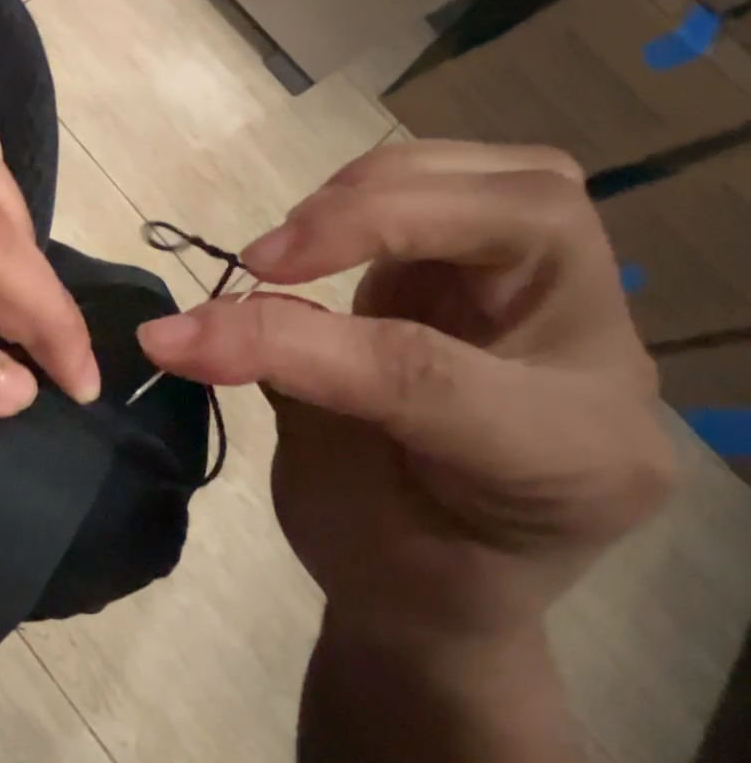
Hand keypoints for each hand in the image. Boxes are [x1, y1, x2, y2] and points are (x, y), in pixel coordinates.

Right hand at [136, 139, 674, 644]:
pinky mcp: (503, 278)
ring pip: (510, 181)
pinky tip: (320, 232)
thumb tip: (174, 326)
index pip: (428, 368)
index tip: (181, 338)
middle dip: (376, 215)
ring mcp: (557, 309)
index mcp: (568, 454)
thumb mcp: (332, 499)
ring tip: (288, 243)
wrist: (444, 580)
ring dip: (377, 189)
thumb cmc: (391, 561)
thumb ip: (276, 388)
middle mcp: (589, 364)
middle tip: (263, 258)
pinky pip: (470, 190)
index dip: (295, 342)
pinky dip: (380, 190)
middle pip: (530, 218)